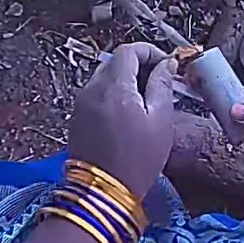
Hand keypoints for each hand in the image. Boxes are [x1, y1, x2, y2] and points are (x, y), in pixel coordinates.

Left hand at [68, 42, 177, 197]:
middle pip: (115, 62)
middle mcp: (91, 89)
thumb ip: (162, 85)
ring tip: (146, 100)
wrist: (103, 192)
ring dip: (125, 80)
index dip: (150, 52)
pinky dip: (113, 94)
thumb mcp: (160, 120)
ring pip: (104, 77)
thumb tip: (166, 64)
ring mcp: (80, 103)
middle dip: (139, 66)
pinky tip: (128, 114)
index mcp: (113, 86)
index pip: (128, 51)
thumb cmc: (138, 158)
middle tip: (160, 83)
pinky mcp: (76, 117)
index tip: (166, 66)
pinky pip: (96, 94)